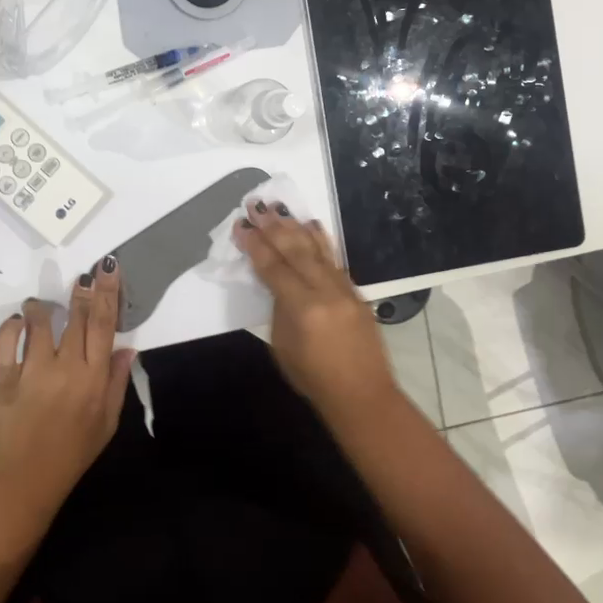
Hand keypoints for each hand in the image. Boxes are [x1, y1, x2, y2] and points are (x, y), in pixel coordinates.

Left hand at [0, 258, 135, 514]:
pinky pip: (7, 339)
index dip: (107, 292)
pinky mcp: (3, 377)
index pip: (104, 324)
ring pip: (40, 321)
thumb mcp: (107, 423)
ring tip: (40, 305)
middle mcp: (66, 368)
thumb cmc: (72, 452)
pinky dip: (13, 324)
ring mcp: (33, 371)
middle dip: (81, 290)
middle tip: (81, 277)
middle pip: (76, 316)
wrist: (26, 478)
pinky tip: (18, 322)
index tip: (107, 267)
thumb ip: (117, 383)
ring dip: (42, 306)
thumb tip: (127, 348)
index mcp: (95, 379)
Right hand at [232, 201, 394, 421]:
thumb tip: (277, 284)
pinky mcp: (355, 293)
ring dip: (295, 227)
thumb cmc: (313, 379)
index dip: (255, 245)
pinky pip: (334, 260)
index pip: (273, 268)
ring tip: (279, 208)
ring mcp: (344, 290)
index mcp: (302, 309)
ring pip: (317, 250)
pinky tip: (311, 225)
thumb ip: (279, 309)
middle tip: (255, 206)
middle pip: (295, 251)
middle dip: (273, 227)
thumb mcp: (282, 346)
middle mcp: (325, 292)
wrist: (362, 396)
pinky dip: (320, 240)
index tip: (241, 225)